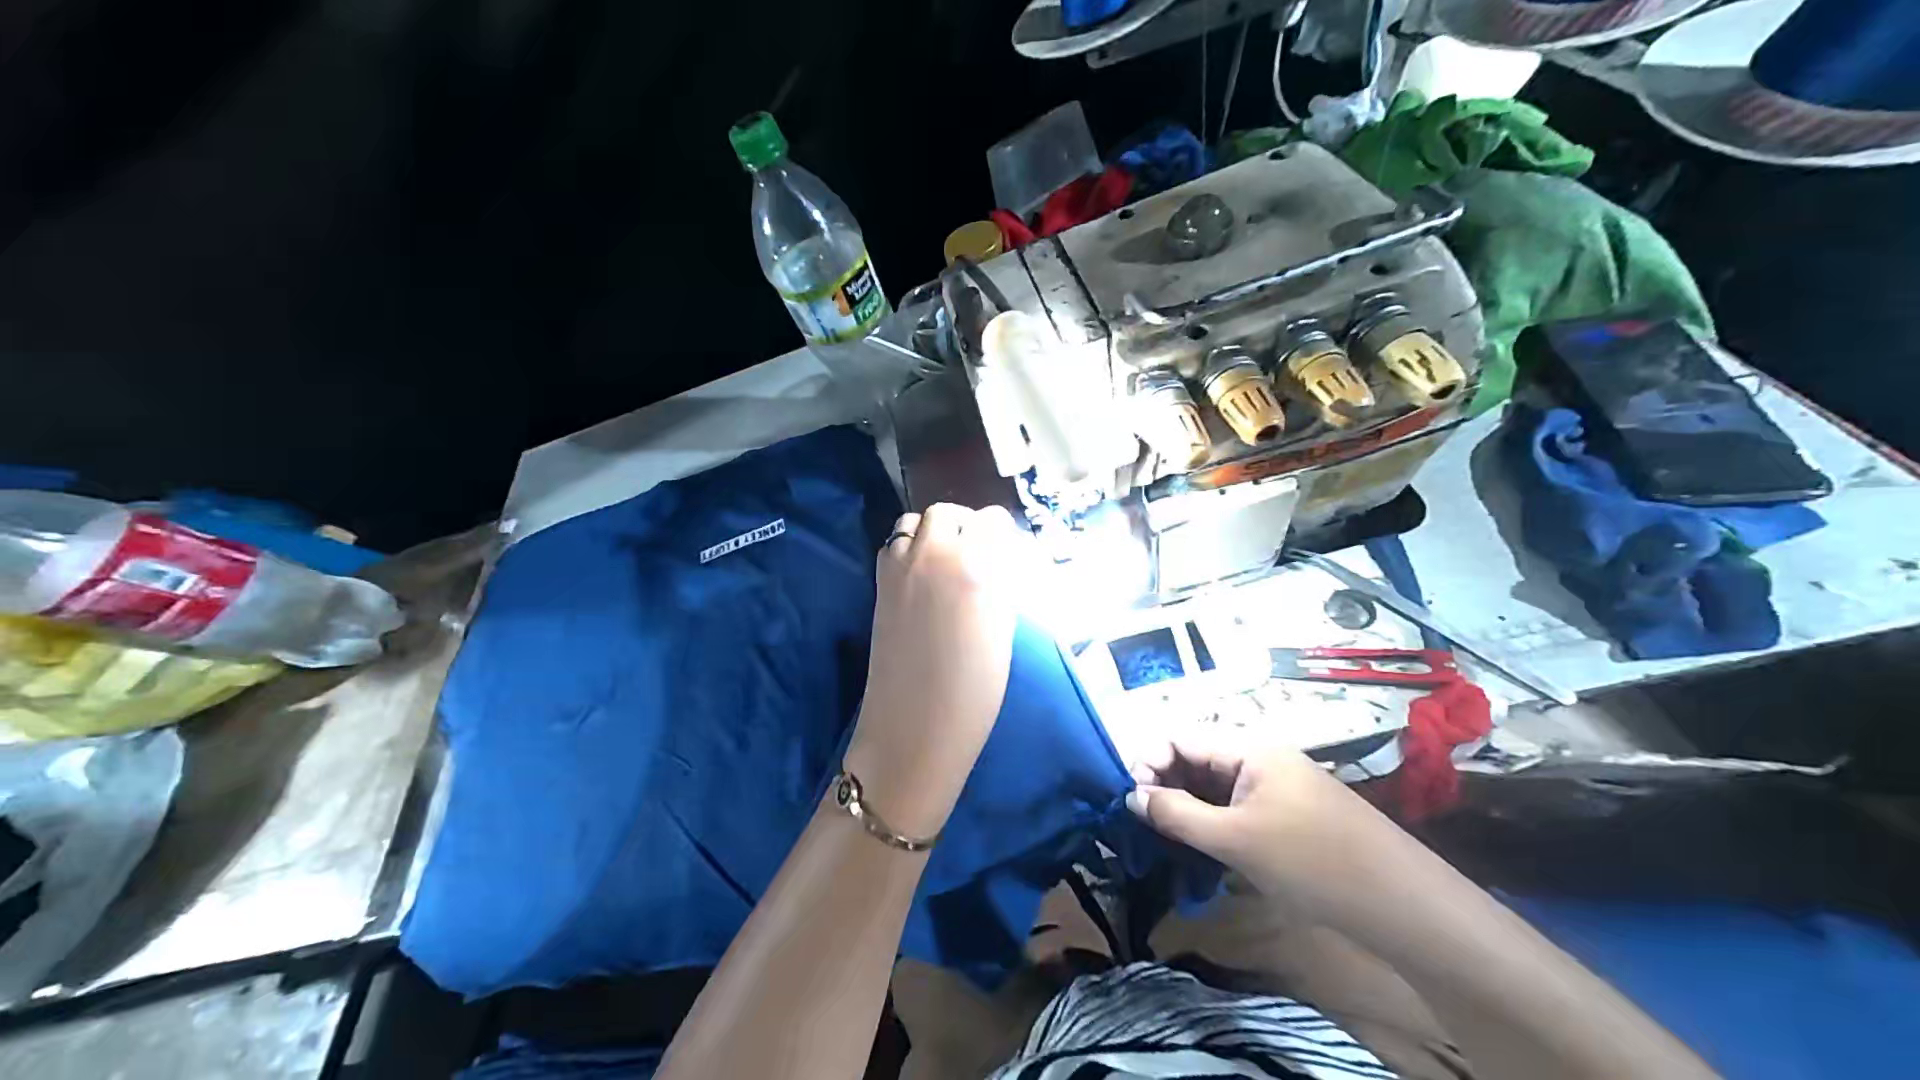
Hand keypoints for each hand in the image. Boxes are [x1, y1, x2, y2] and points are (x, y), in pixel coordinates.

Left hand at [844, 504, 1025, 839]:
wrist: (914, 726)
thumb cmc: (974, 690)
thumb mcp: (1004, 631)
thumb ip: (1000, 584)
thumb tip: (997, 560)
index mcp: (972, 566)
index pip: (991, 520)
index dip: (1002, 532)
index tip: (1007, 549)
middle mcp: (930, 555)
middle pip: (946, 513)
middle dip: (965, 524)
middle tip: (979, 550)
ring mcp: (897, 568)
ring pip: (913, 522)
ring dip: (932, 531)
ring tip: (948, 559)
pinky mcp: (878, 585)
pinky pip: (893, 545)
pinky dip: (909, 547)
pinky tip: (924, 576)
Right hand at [1126, 727, 1398, 915]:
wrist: (1404, 905)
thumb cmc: (1313, 862)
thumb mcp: (1235, 839)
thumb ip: (1177, 814)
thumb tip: (1131, 795)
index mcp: (1249, 748)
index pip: (1180, 736)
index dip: (1148, 760)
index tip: (1130, 799)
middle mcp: (1260, 757)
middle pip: (1196, 757)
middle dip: (1164, 782)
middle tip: (1145, 822)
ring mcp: (1276, 786)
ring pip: (1214, 784)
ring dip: (1186, 804)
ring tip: (1166, 836)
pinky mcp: (1287, 814)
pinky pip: (1235, 805)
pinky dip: (1211, 820)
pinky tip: (1201, 845)